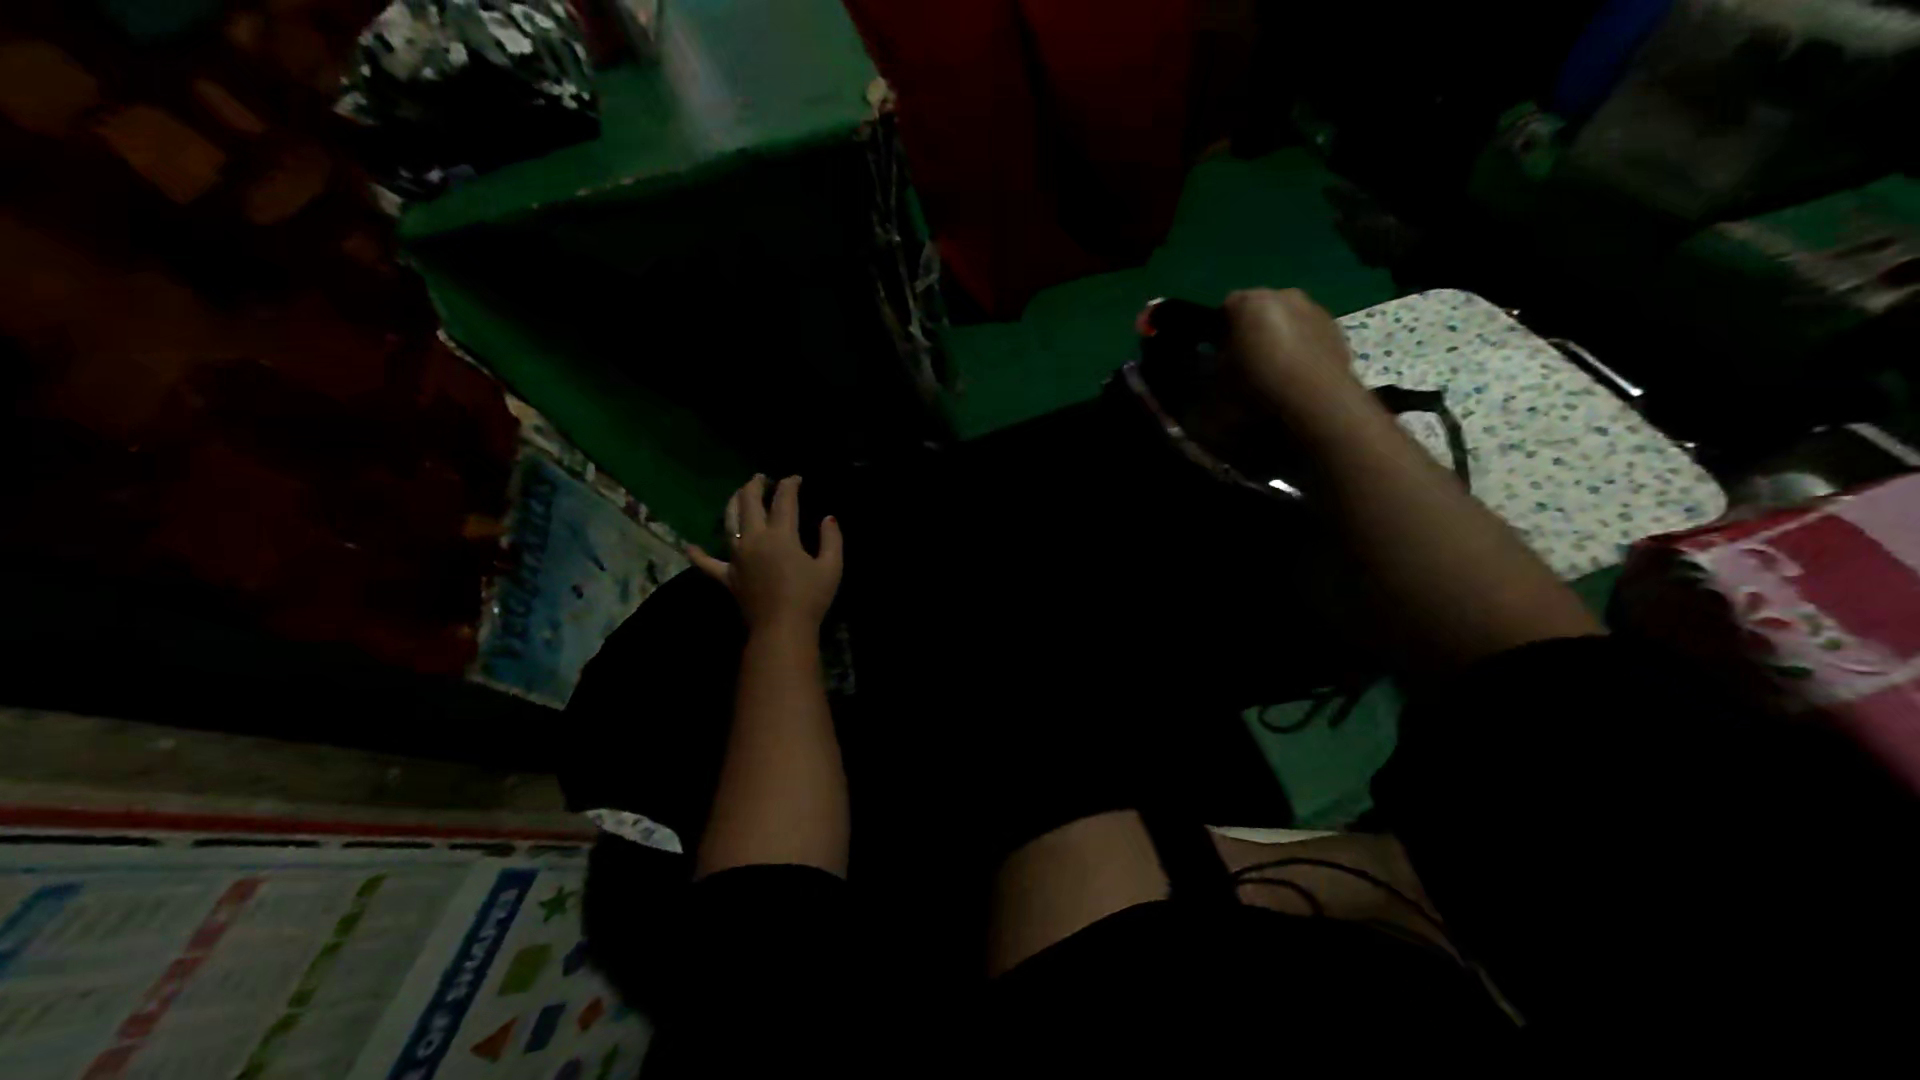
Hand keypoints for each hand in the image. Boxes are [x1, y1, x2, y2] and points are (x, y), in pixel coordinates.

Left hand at [687, 475, 843, 633]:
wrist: (782, 629)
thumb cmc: (810, 598)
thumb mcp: (832, 567)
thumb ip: (831, 539)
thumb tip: (828, 518)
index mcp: (781, 535)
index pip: (784, 500)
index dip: (790, 485)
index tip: (796, 478)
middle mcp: (754, 539)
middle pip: (750, 503)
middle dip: (755, 485)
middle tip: (760, 478)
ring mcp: (736, 557)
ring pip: (729, 523)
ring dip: (733, 504)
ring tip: (738, 495)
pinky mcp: (727, 577)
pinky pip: (707, 564)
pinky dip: (698, 554)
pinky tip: (690, 546)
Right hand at [1223, 288, 1369, 415]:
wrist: (1316, 399)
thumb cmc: (1259, 385)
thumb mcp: (1221, 379)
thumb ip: (1218, 361)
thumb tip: (1224, 357)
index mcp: (1250, 302)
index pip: (1226, 307)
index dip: (1220, 330)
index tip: (1220, 351)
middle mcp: (1284, 296)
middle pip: (1259, 307)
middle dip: (1251, 327)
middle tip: (1246, 358)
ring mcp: (1313, 308)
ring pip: (1287, 317)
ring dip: (1278, 334)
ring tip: (1275, 368)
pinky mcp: (1334, 327)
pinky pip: (1308, 330)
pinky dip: (1301, 344)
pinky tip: (1298, 371)